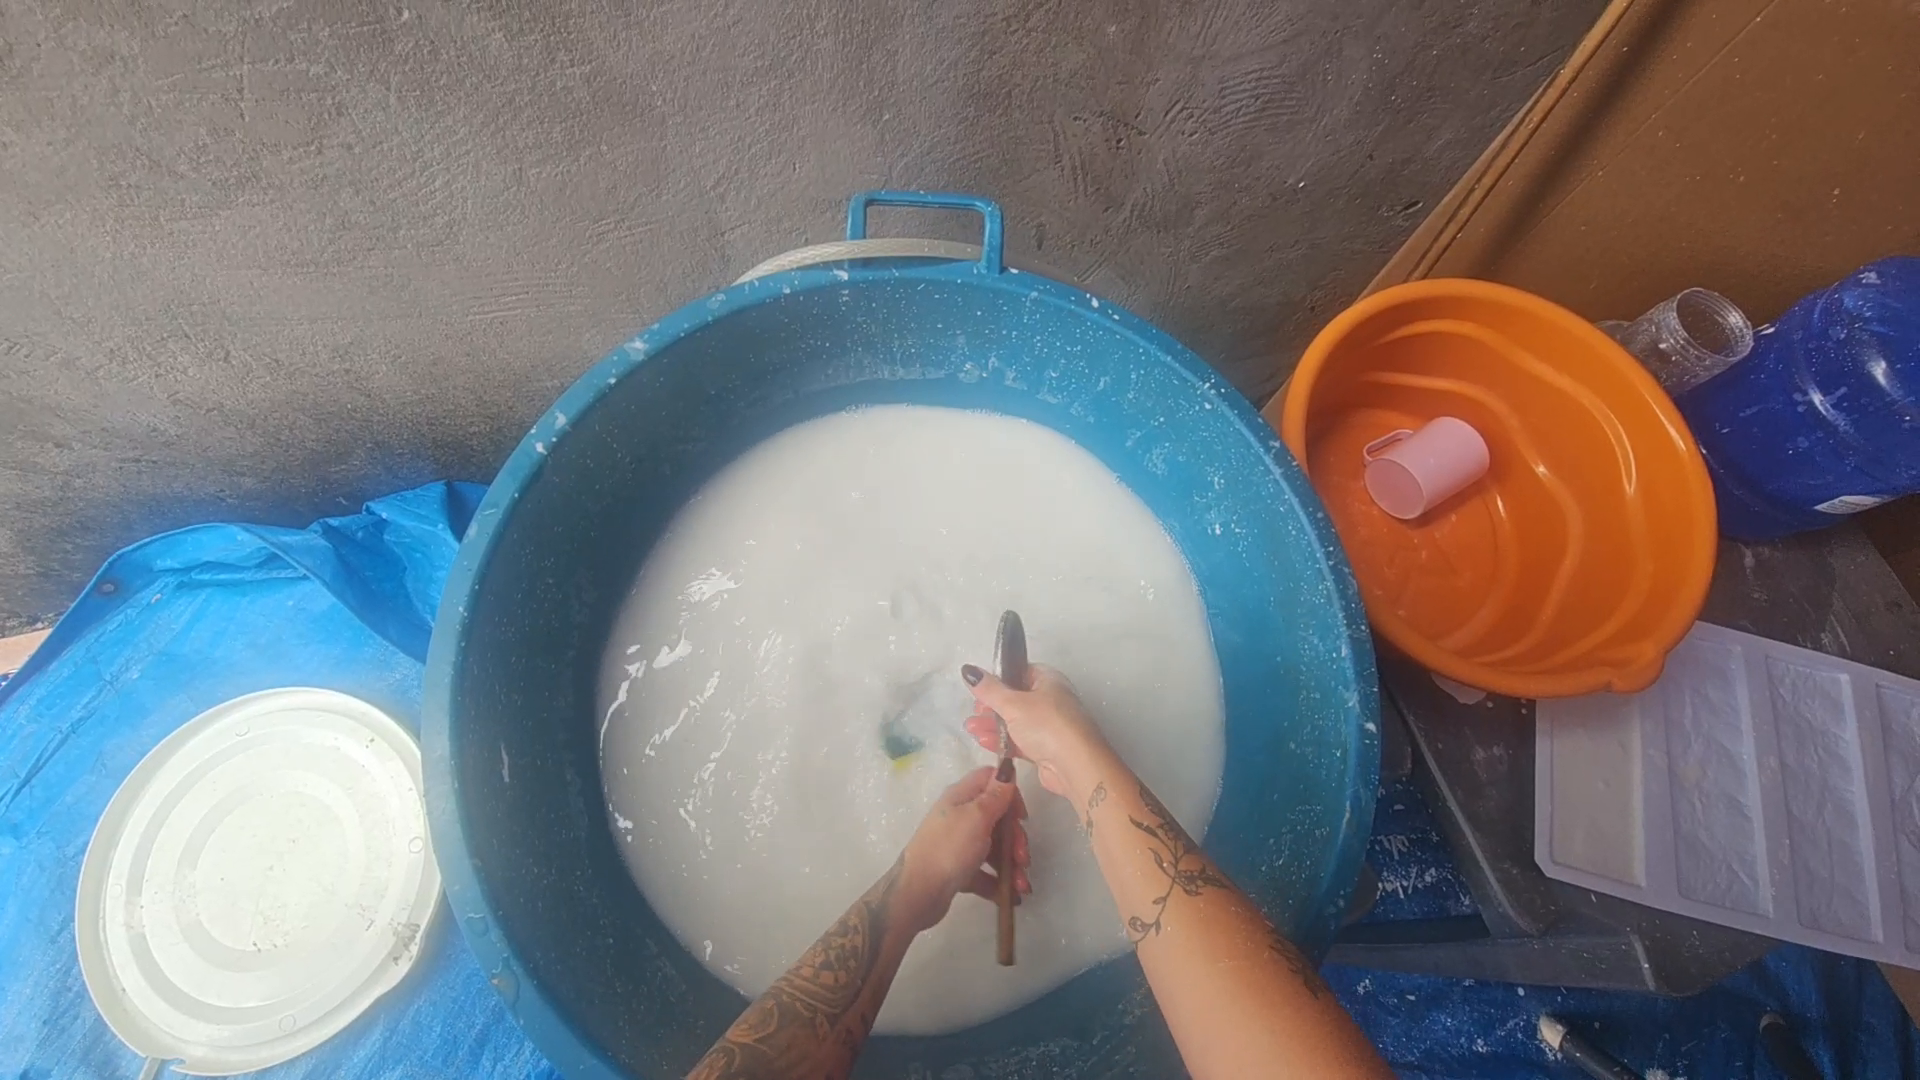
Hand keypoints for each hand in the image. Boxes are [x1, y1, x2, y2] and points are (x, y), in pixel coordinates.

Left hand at [898, 766, 1030, 932]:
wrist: (918, 893)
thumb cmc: (949, 849)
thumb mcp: (977, 817)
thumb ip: (995, 795)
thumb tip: (1006, 767)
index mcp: (961, 796)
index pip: (990, 779)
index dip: (1010, 793)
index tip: (1021, 817)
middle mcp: (959, 816)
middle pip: (996, 817)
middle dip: (1014, 838)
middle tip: (1022, 858)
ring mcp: (957, 843)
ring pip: (993, 846)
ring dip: (1011, 864)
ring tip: (1021, 885)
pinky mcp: (957, 869)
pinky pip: (984, 870)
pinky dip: (997, 881)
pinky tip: (1008, 896)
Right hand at [961, 663, 1110, 798]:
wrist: (1076, 766)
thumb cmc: (1046, 725)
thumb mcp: (1013, 704)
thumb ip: (989, 689)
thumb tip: (968, 670)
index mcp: (1049, 680)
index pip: (1021, 671)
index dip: (1000, 678)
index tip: (980, 687)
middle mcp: (1052, 700)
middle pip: (1016, 699)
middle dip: (992, 706)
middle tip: (975, 711)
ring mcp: (1050, 726)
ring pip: (1016, 722)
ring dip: (993, 725)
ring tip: (970, 728)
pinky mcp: (1046, 749)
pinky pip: (1020, 741)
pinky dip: (1003, 741)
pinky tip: (984, 742)